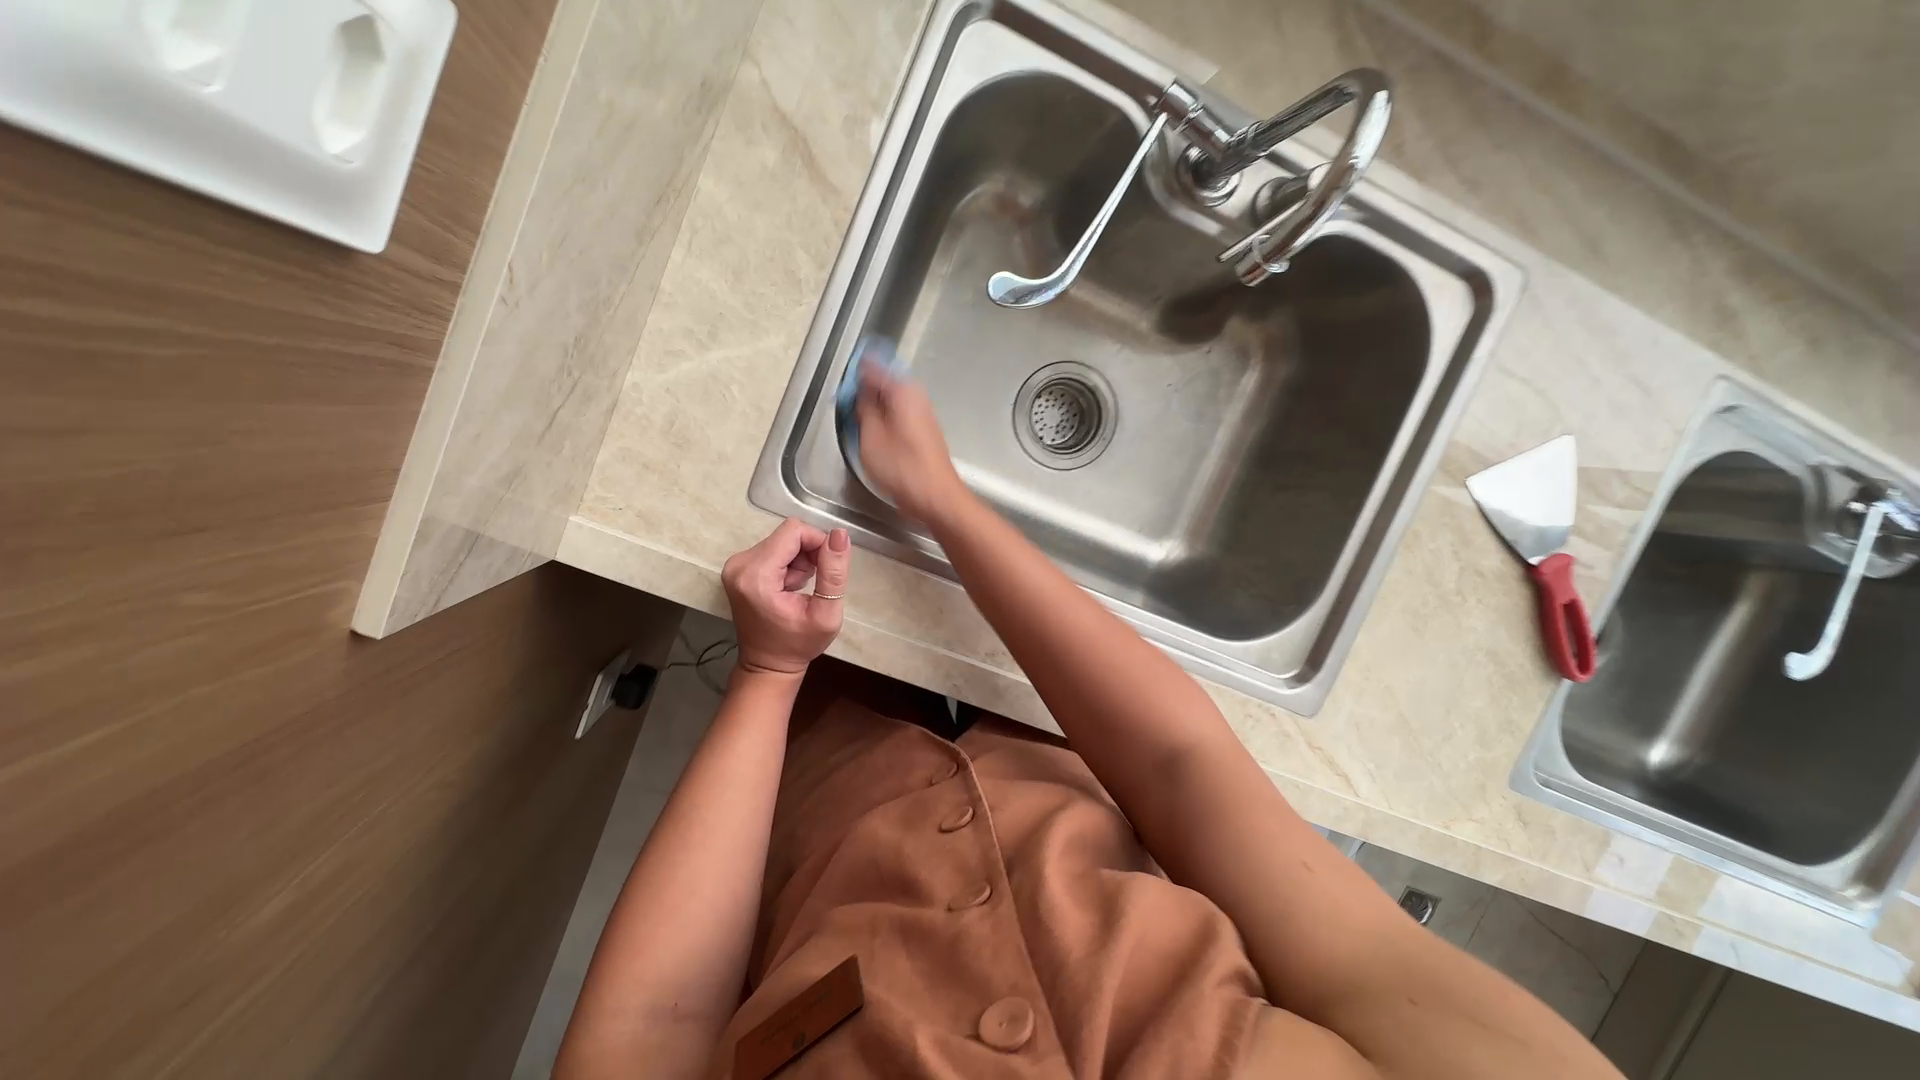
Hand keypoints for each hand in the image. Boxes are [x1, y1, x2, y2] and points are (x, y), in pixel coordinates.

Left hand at [721, 519, 849, 675]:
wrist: (767, 665)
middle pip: (787, 535)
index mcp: (756, 574)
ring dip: (799, 560)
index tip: (826, 570)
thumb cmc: (798, 644)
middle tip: (813, 584)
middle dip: (808, 554)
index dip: (818, 543)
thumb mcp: (826, 614)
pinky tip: (789, 588)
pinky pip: (773, 549)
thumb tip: (840, 534)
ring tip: (799, 590)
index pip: (794, 531)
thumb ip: (833, 573)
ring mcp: (736, 565)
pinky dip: (787, 564)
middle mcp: (740, 563)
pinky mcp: (738, 567)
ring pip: (782, 541)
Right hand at [856, 364, 967, 523]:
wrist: (937, 497)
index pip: (873, 367)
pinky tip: (875, 434)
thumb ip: (862, 409)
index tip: (841, 383)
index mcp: (903, 391)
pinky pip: (899, 414)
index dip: (854, 373)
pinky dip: (885, 418)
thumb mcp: (870, 437)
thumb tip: (858, 393)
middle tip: (847, 404)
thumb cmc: (904, 470)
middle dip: (865, 390)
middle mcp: (917, 396)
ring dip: (874, 406)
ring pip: (892, 399)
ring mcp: (924, 413)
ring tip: (858, 420)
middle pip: (885, 382)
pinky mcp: (925, 430)